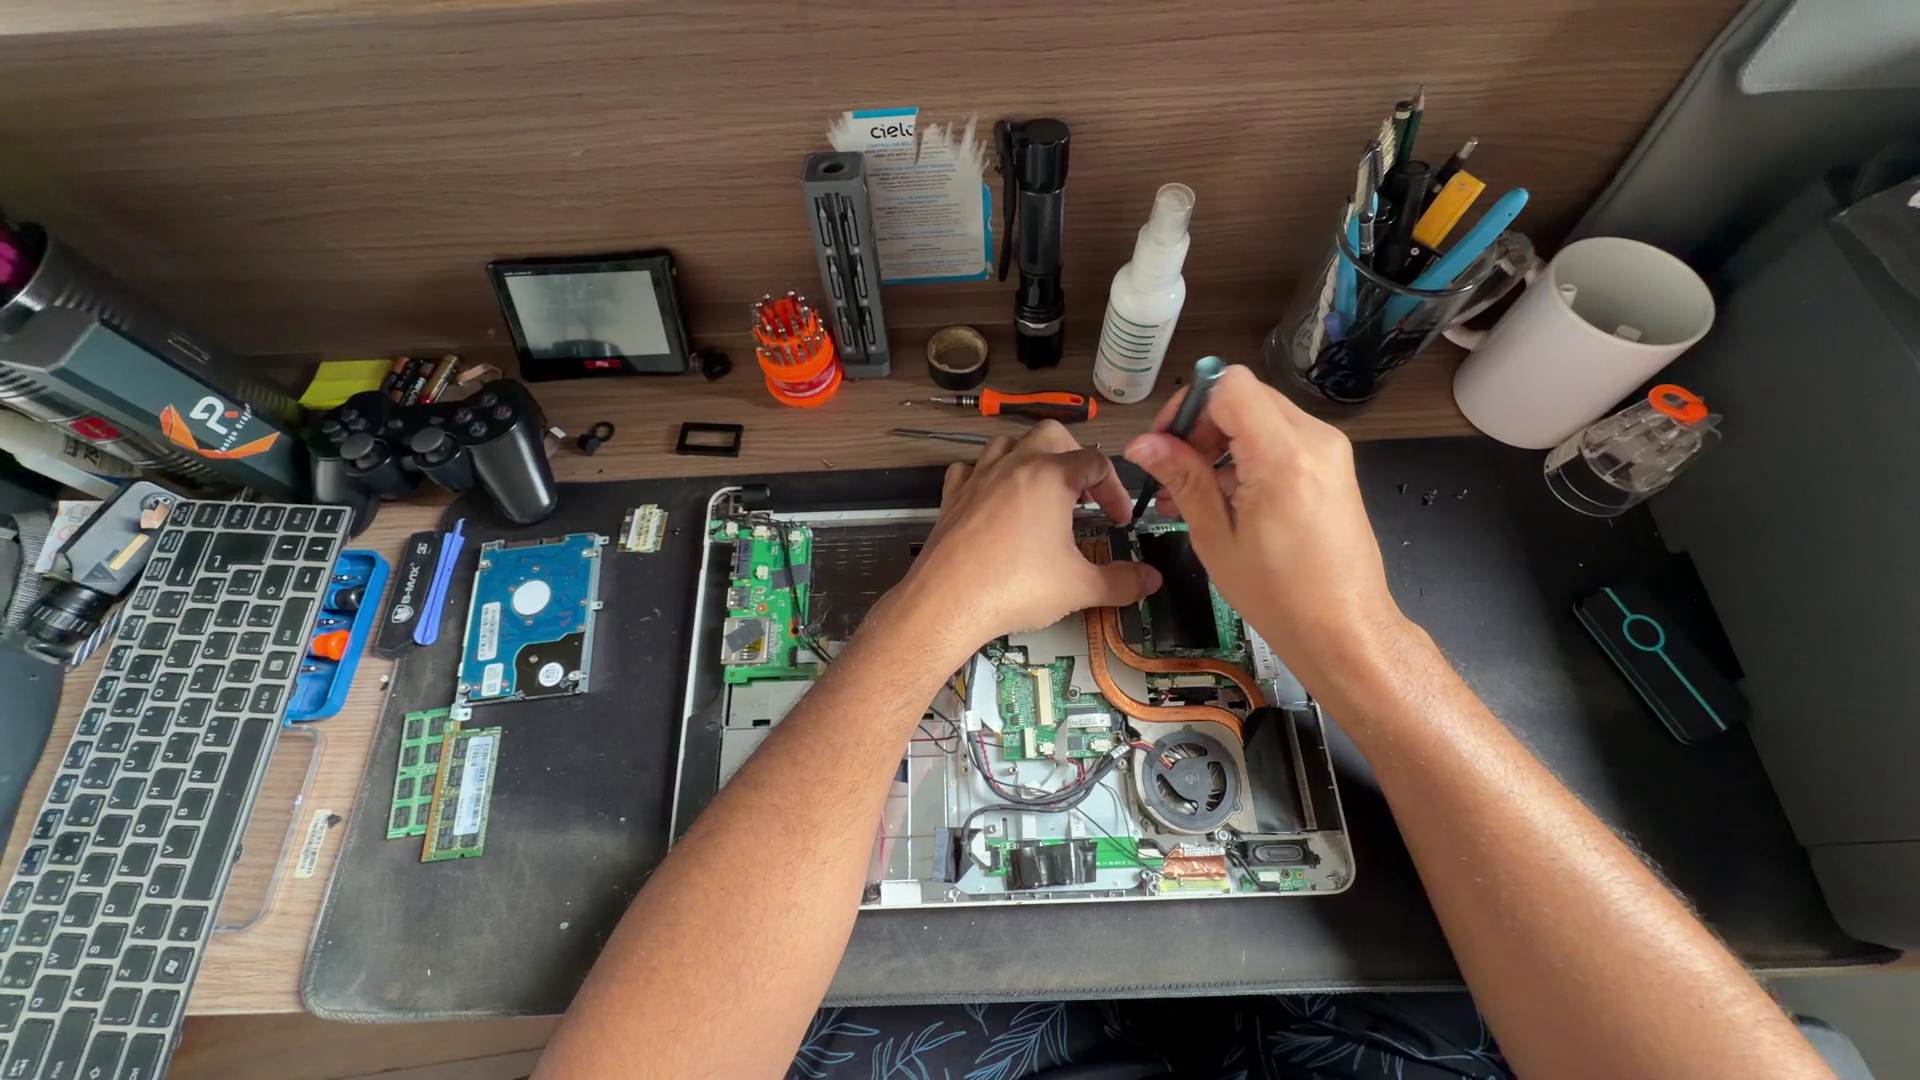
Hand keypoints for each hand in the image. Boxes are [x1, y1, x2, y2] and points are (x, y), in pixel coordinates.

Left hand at [889, 420, 1161, 662]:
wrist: (947, 602)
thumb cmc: (1016, 587)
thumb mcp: (1079, 588)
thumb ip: (1122, 582)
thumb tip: (1152, 580)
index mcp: (1051, 476)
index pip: (1096, 462)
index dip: (1115, 489)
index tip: (1118, 520)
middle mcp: (1014, 465)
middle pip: (1051, 434)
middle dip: (1074, 455)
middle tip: (1083, 492)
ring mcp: (979, 477)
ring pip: (1007, 443)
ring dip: (1030, 457)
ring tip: (1041, 488)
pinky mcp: (952, 496)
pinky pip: (970, 468)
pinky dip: (986, 474)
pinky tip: (993, 497)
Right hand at [1121, 365, 1410, 686]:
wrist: (1343, 628)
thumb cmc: (1277, 594)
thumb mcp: (1216, 536)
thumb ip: (1183, 478)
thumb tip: (1141, 443)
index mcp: (1283, 457)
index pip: (1228, 385)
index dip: (1188, 407)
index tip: (1166, 445)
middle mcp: (1314, 439)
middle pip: (1243, 395)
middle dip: (1201, 425)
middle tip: (1174, 471)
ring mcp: (1329, 450)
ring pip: (1260, 414)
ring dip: (1221, 441)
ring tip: (1192, 491)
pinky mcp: (1332, 464)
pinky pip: (1280, 437)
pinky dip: (1246, 453)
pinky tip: (1224, 496)